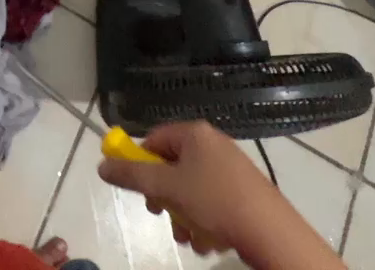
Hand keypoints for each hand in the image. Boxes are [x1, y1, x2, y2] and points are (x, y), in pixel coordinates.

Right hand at [96, 122, 286, 258]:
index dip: (141, 163)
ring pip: (191, 190)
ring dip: (183, 215)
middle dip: (164, 197)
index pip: (154, 139)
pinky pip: (211, 201)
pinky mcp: (244, 192)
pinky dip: (205, 221)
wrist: (272, 233)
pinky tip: (209, 241)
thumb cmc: (215, 201)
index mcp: (194, 133)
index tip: (139, 189)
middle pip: (172, 166)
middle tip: (161, 215)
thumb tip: (102, 166)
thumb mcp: (167, 187)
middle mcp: (212, 144)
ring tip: (190, 238)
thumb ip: (132, 175)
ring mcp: (231, 168)